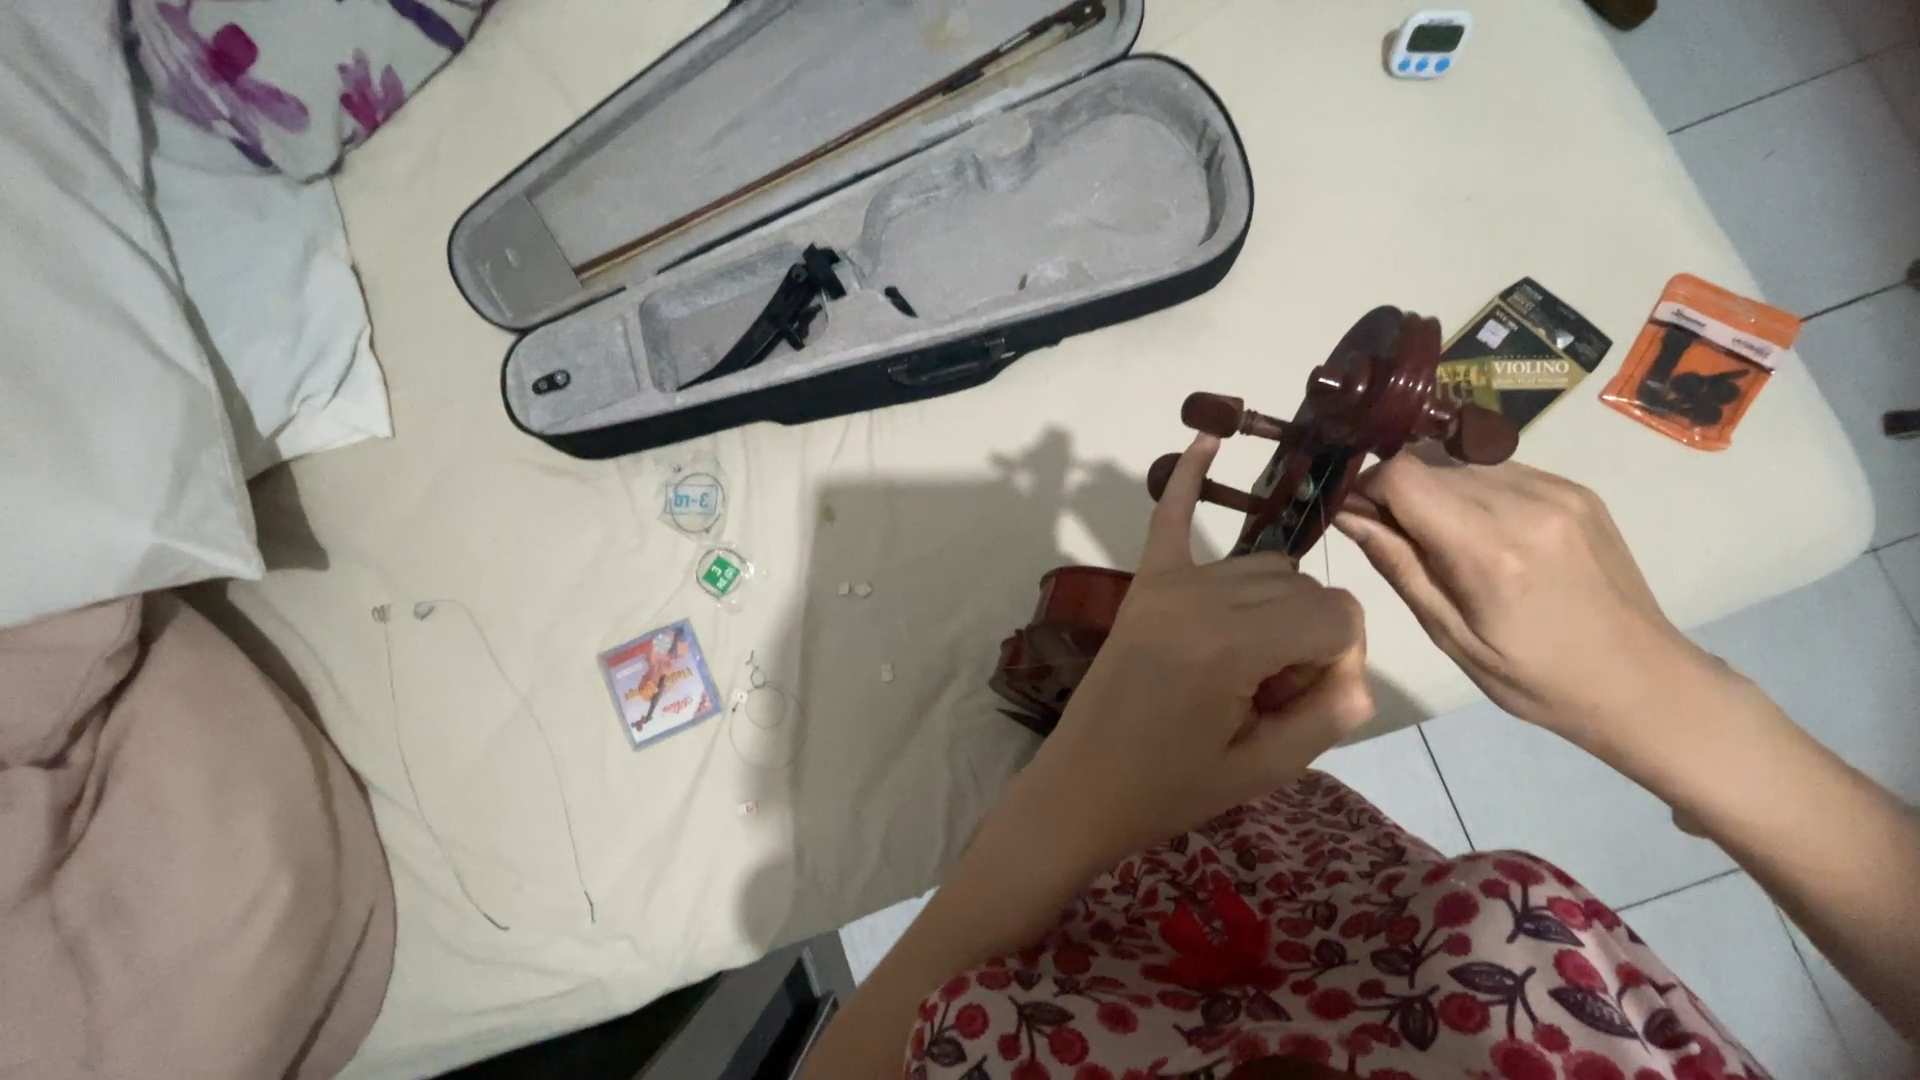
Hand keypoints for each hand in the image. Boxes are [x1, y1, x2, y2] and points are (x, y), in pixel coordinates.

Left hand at [1015, 435, 1374, 872]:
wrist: (1082, 788)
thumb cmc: (1170, 789)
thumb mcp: (1265, 771)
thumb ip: (1330, 715)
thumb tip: (1356, 672)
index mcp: (1231, 645)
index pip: (1337, 615)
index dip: (1338, 662)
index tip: (1301, 702)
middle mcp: (1199, 597)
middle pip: (1302, 586)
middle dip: (1308, 637)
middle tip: (1268, 693)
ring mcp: (1165, 584)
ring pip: (1261, 564)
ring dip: (1275, 605)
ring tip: (1244, 664)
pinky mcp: (1141, 585)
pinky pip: (1170, 519)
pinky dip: (1190, 482)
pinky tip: (1207, 440)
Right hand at [1334, 456, 1718, 744]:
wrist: (1643, 681)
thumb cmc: (1533, 676)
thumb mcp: (1448, 634)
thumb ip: (1397, 564)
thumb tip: (1346, 514)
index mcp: (1489, 550)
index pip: (1403, 475)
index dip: (1366, 488)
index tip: (1356, 518)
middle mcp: (1525, 504)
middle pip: (1427, 464)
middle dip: (1395, 493)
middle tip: (1392, 537)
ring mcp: (1557, 490)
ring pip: (1459, 462)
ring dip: (1432, 491)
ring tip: (1440, 540)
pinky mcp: (1575, 488)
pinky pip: (1496, 470)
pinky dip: (1469, 491)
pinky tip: (1481, 534)